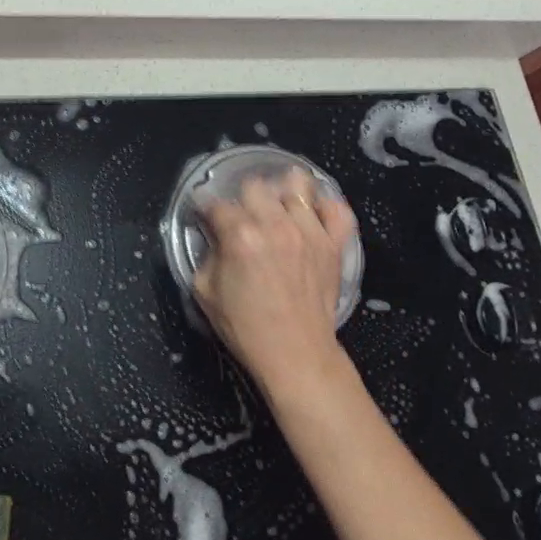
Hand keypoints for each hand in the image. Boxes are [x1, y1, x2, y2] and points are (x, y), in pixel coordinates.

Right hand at [192, 167, 358, 393]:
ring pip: (296, 186)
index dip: (205, 208)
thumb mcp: (205, 291)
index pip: (216, 204)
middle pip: (255, 185)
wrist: (295, 354)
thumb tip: (214, 236)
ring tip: (276, 208)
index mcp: (240, 236)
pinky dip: (324, 207)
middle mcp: (275, 225)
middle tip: (241, 216)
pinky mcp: (333, 244)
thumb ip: (208, 255)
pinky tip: (312, 214)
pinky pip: (337, 210)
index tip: (203, 215)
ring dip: (281, 194)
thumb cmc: (245, 327)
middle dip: (242, 198)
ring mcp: (309, 231)